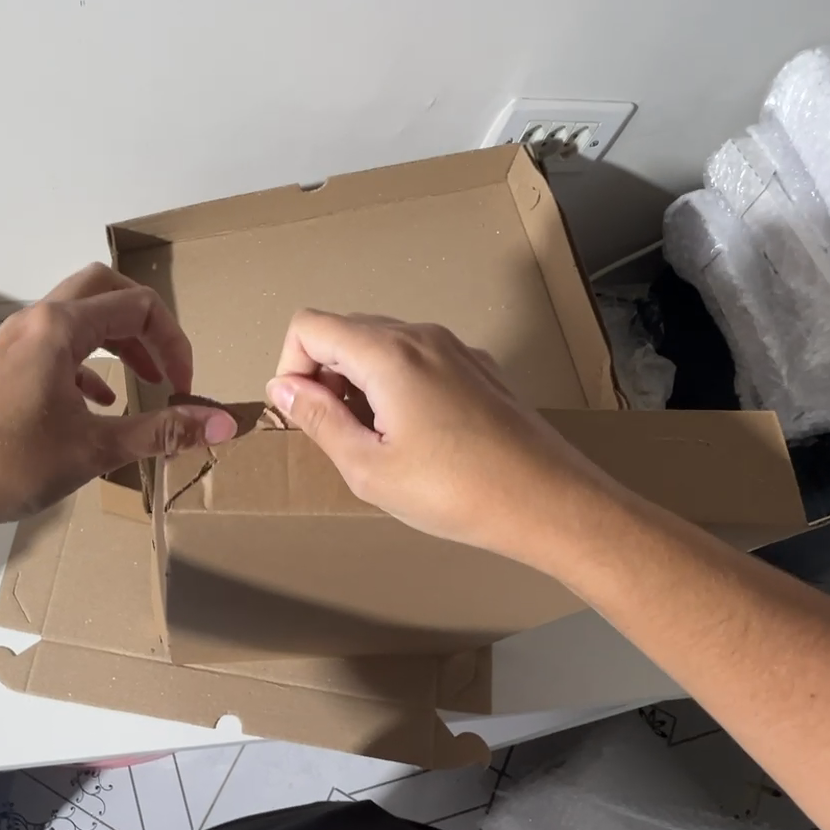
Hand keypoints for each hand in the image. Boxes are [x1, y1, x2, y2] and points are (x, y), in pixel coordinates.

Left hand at [0, 264, 236, 539]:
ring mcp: (11, 343)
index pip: (138, 307)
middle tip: (165, 366)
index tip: (185, 389)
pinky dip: (85, 364)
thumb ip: (162, 432)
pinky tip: (95, 403)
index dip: (174, 344)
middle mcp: (34, 321)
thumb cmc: (8, 465)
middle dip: (145, 325)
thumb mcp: (94, 450)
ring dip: (115, 342)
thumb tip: (226, 424)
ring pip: (76, 319)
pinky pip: (53, 347)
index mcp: (59, 327)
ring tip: (140, 383)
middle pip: (103, 291)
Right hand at [264, 310, 623, 567]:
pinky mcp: (478, 368)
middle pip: (344, 330)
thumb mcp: (367, 467)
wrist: (548, 502)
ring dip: (358, 381)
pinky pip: (416, 358)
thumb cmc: (454, 491)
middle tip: (335, 433)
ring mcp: (455, 348)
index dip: (290, 368)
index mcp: (388, 353)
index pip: (309, 326)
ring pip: (380, 344)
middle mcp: (422, 336)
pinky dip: (394, 384)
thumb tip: (281, 388)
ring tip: (374, 438)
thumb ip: (317, 419)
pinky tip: (414, 434)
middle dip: (323, 375)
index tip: (303, 414)